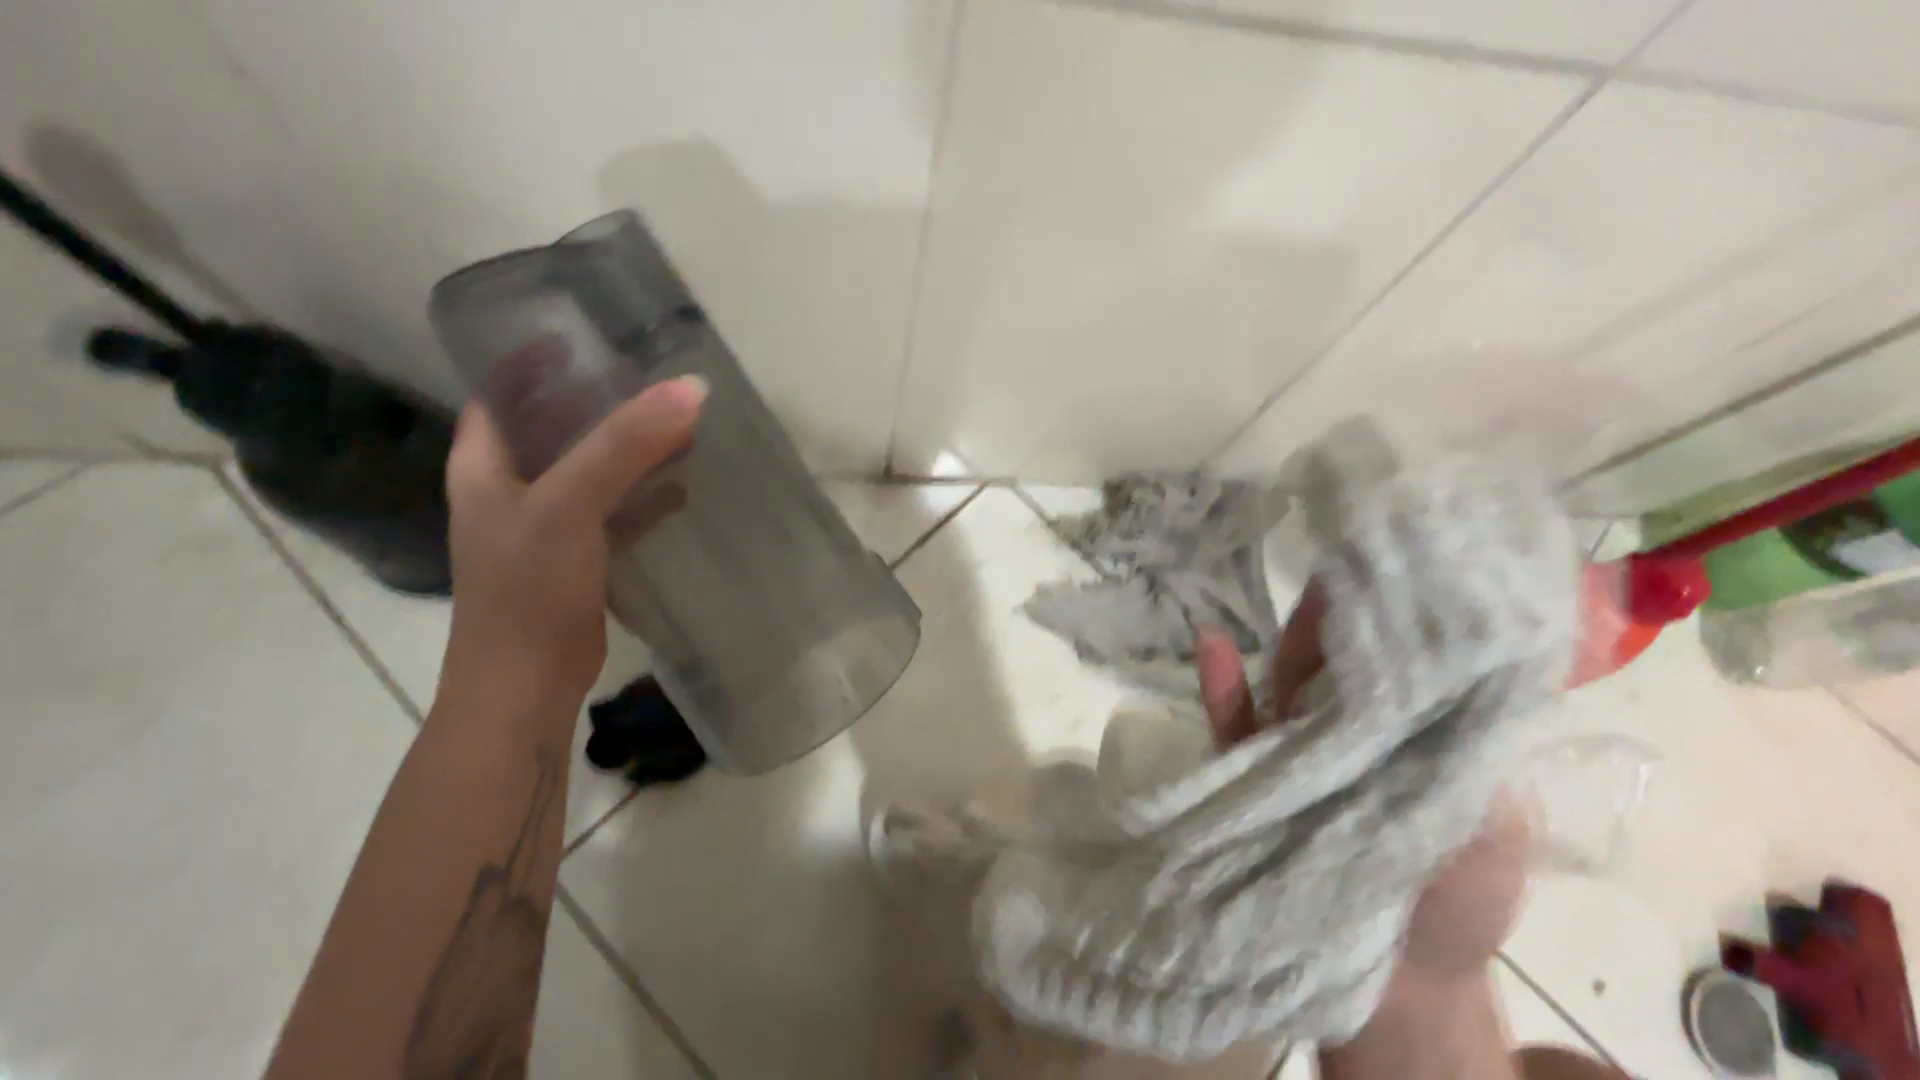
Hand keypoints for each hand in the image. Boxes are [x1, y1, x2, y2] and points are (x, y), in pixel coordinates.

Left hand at [440, 375, 706, 703]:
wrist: (525, 686)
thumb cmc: (529, 588)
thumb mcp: (570, 504)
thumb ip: (625, 444)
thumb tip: (690, 389)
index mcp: (483, 464)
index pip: (500, 392)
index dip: (533, 360)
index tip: (582, 335)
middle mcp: (508, 489)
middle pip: (550, 426)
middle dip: (596, 400)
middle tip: (648, 376)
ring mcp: (543, 528)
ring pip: (588, 470)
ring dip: (627, 447)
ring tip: (677, 423)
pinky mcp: (576, 562)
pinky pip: (613, 514)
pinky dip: (643, 497)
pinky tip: (681, 490)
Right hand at [1193, 589, 1531, 1009]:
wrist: (1399, 989)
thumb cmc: (1460, 907)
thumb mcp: (1494, 823)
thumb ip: (1474, 750)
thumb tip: (1453, 667)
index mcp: (1419, 737)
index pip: (1409, 661)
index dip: (1403, 619)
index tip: (1399, 579)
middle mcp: (1358, 735)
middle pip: (1343, 661)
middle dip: (1343, 622)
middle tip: (1344, 589)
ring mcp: (1302, 756)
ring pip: (1289, 684)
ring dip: (1289, 644)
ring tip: (1296, 616)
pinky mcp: (1255, 781)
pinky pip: (1234, 727)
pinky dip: (1222, 686)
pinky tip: (1211, 645)